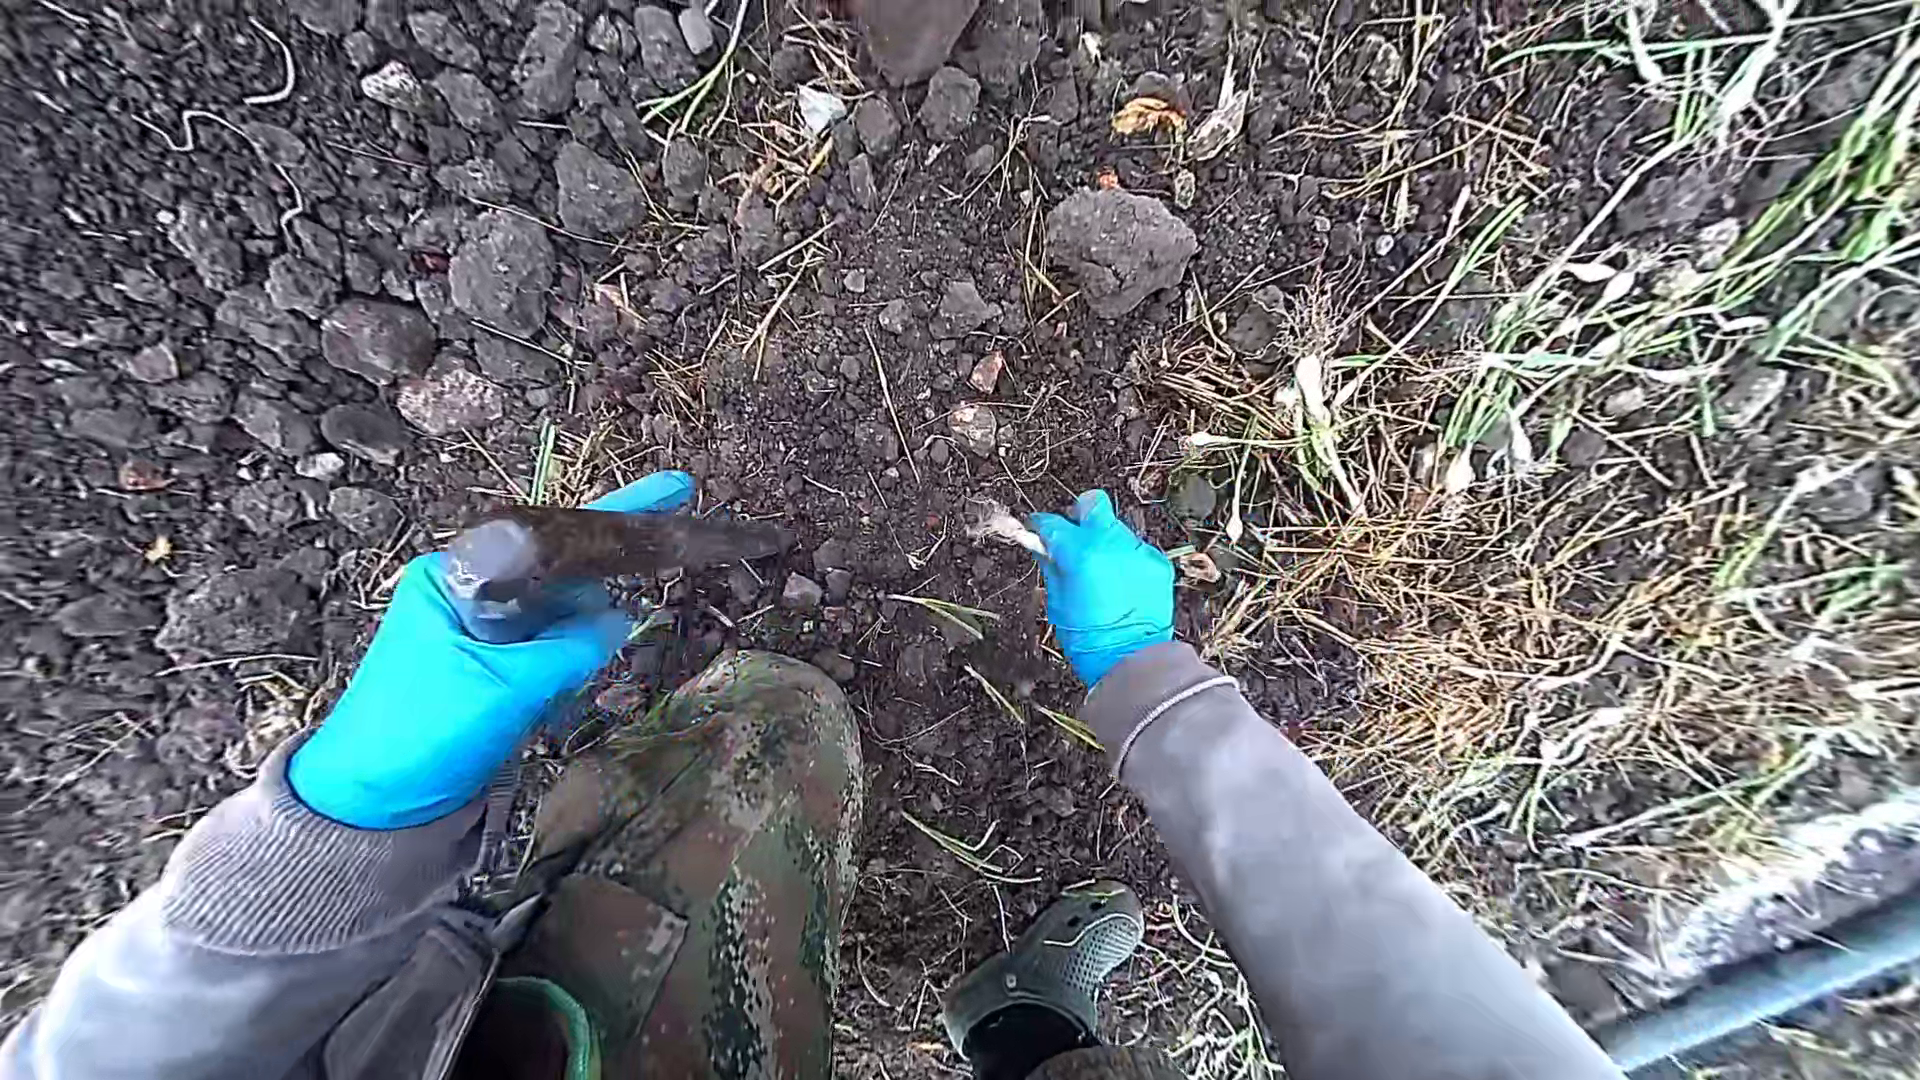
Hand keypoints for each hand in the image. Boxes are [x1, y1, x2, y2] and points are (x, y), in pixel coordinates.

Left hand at [288, 471, 695, 827]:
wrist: (376, 803)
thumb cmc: (422, 731)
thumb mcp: (504, 685)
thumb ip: (571, 648)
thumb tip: (619, 620)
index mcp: (459, 576)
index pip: (551, 532)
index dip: (617, 514)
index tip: (674, 491)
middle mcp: (478, 587)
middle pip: (567, 562)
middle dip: (612, 564)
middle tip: (672, 548)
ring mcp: (495, 622)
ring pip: (571, 602)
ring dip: (593, 619)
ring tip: (583, 651)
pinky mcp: (509, 654)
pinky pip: (563, 635)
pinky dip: (582, 644)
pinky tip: (582, 662)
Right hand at [1030, 490, 1173, 686]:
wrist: (1134, 661)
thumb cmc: (1090, 641)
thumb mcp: (1057, 604)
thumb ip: (1051, 568)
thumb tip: (1043, 547)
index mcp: (1080, 553)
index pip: (1053, 523)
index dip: (1041, 527)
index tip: (1038, 532)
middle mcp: (1111, 543)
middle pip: (1092, 504)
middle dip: (1078, 516)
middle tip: (1072, 539)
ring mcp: (1137, 551)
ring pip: (1114, 527)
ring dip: (1102, 541)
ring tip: (1097, 571)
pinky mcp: (1156, 562)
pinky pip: (1135, 548)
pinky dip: (1123, 558)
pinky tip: (1119, 582)